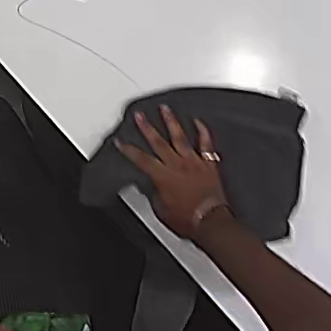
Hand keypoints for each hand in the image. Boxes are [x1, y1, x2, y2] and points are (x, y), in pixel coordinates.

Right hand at [117, 105, 227, 239]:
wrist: (210, 221)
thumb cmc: (187, 219)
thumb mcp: (161, 210)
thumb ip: (155, 193)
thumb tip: (152, 187)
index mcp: (163, 177)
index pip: (142, 160)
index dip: (129, 150)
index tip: (121, 141)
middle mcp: (177, 165)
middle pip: (158, 142)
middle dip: (147, 128)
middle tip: (140, 115)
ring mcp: (193, 162)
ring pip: (180, 137)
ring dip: (171, 122)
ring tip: (165, 109)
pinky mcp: (208, 164)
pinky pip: (206, 143)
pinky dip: (202, 131)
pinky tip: (198, 121)